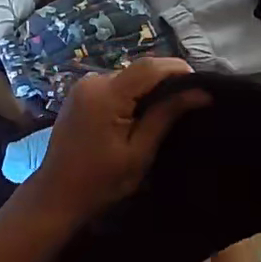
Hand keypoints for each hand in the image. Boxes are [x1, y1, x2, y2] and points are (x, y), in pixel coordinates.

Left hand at [18, 57, 205, 223]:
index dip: (177, 69)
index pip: (149, 67)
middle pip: (138, 69)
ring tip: (172, 107)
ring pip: (127, 77)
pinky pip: (113, 85)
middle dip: (165, 80)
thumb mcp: (139, 151)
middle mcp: (92, 81)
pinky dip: (131, 93)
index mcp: (106, 94)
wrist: (57, 194)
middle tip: (191, 99)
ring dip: (148, 88)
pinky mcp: (79, 94)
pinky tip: (143, 111)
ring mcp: (83, 86)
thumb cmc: (101, 180)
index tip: (203, 84)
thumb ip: (166, 116)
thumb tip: (201, 93)